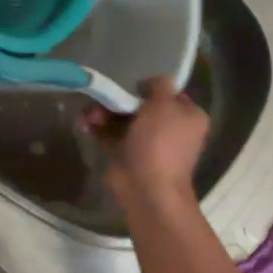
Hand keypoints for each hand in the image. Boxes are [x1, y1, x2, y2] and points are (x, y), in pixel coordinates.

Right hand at [84, 77, 209, 213]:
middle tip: (103, 99)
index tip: (131, 87)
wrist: (147, 189)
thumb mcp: (165, 104)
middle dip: (119, 101)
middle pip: (141, 105)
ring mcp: (148, 143)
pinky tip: (84, 123)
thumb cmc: (160, 143)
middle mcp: (170, 129)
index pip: (168, 93)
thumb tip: (149, 83)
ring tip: (89, 115)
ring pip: (123, 119)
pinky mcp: (127, 155)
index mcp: (188, 116)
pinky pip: (111, 135)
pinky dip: (98, 128)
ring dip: (104, 113)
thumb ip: (159, 85)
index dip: (148, 87)